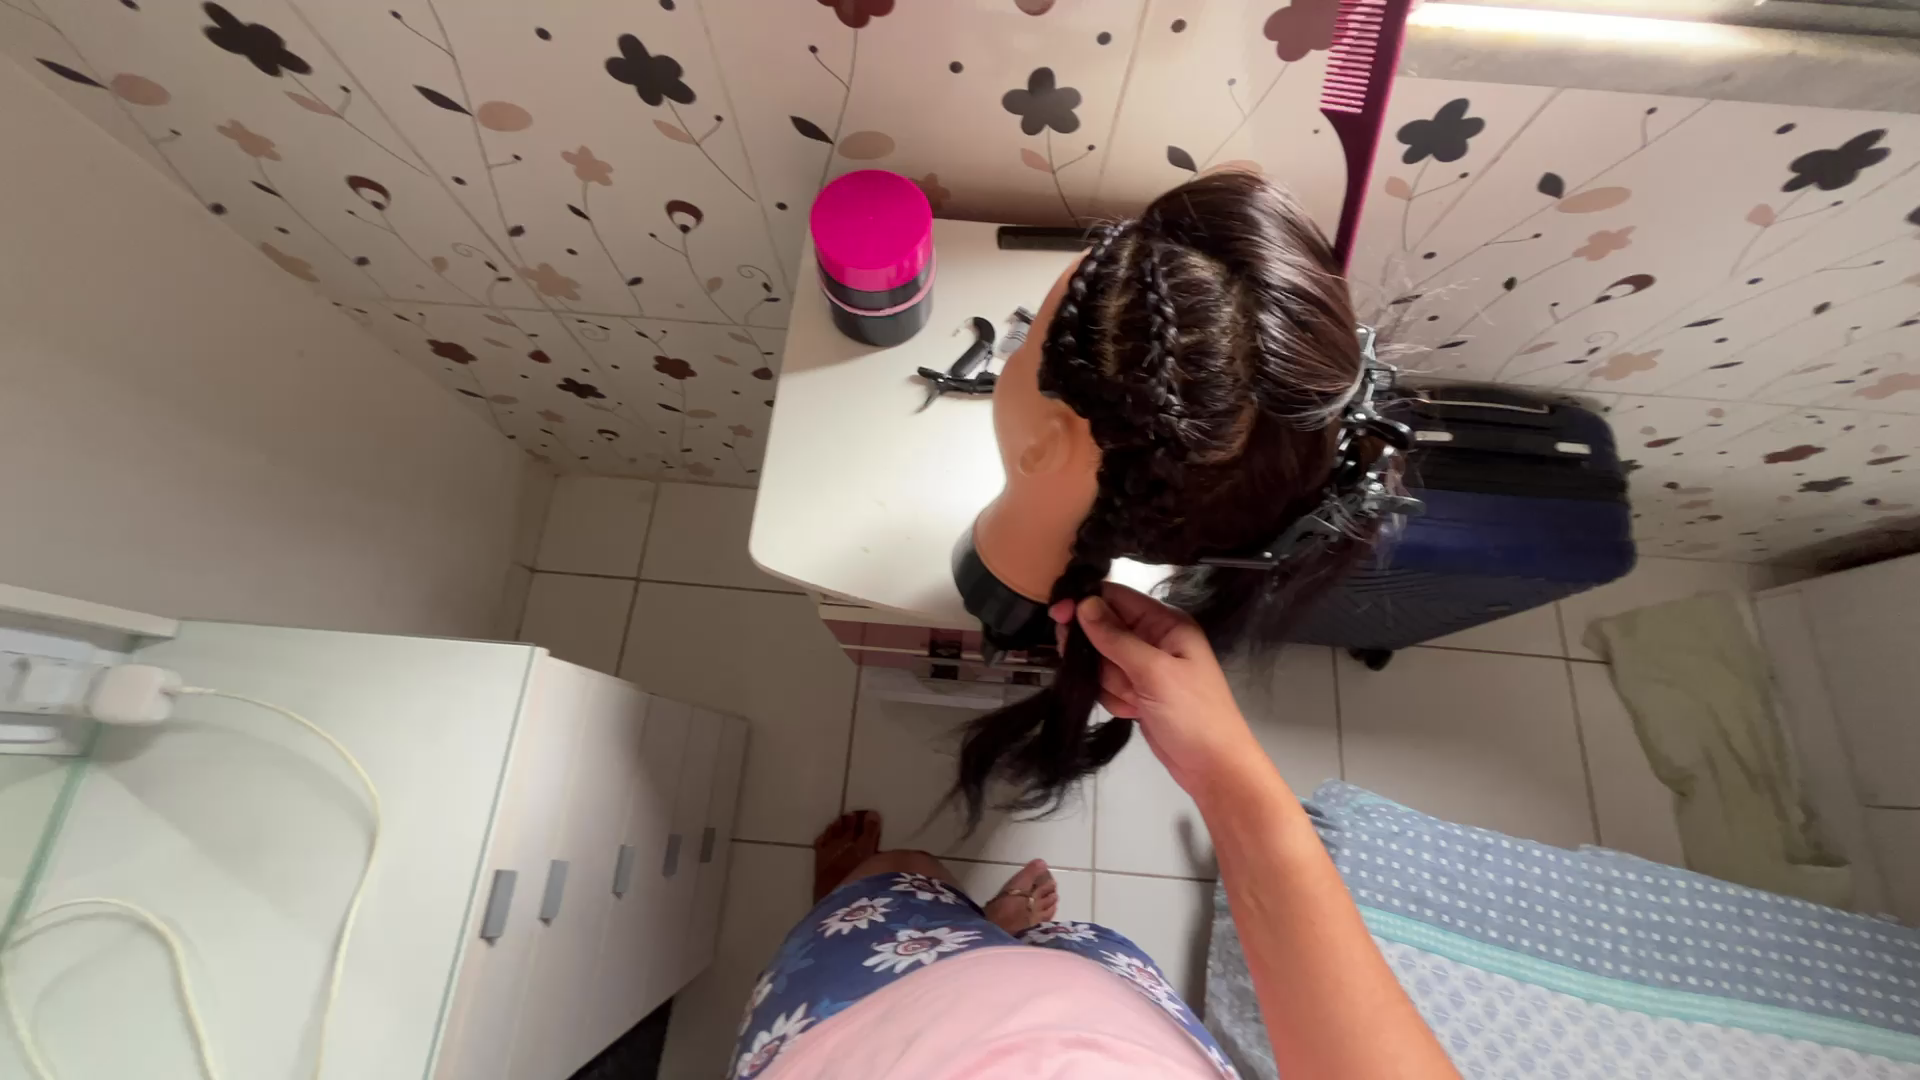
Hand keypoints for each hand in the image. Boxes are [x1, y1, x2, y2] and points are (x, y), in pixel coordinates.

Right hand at [1049, 583, 1263, 796]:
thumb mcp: (1154, 671)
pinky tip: (1134, 712)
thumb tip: (1084, 604)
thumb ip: (1115, 637)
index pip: (1116, 598)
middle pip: (1102, 628)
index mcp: (1165, 623)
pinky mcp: (1136, 691)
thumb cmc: (1193, 714)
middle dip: (1098, 653)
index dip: (1085, 602)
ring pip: (1100, 660)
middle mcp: (1153, 639)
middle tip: (1103, 671)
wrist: (1213, 768)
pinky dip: (1114, 699)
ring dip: (1109, 682)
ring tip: (1136, 699)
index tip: (1058, 616)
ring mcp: (1144, 667)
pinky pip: (1106, 685)